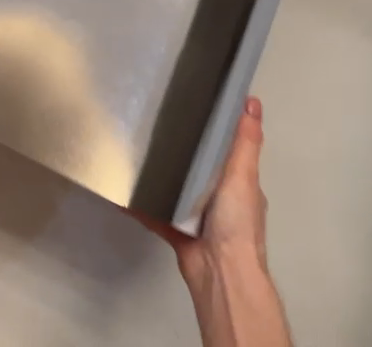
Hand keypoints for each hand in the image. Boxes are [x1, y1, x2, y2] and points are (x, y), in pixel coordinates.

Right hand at [143, 96, 270, 285]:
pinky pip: (152, 208)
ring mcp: (195, 213)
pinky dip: (137, 200)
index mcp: (237, 184)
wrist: (218, 270)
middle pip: (197, 165)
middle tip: (150, 119)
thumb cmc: (235, 220)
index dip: (212, 127)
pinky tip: (119, 184)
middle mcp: (218, 197)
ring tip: (130, 146)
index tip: (189, 101)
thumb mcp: (242, 175)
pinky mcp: (173, 226)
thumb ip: (244, 143)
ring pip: (173, 186)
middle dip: (178, 148)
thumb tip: (252, 101)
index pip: (226, 149)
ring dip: (157, 173)